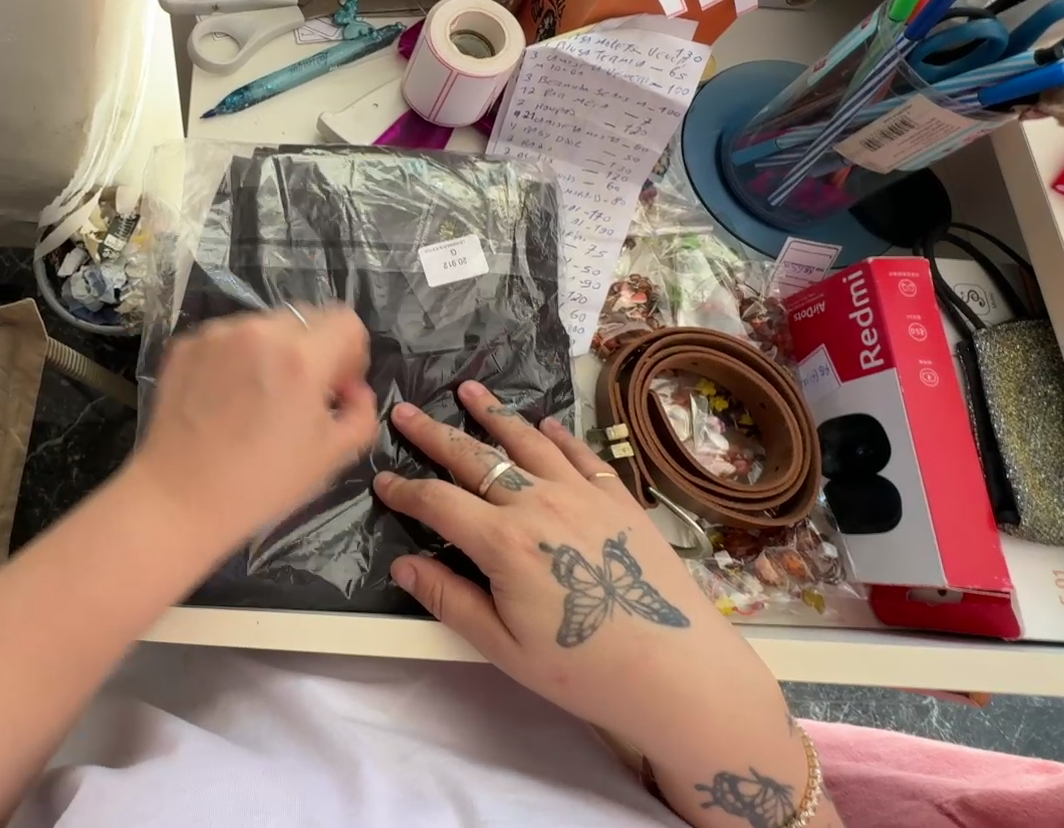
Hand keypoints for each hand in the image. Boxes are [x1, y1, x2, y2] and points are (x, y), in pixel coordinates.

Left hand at [131, 306, 378, 545]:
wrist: (178, 498)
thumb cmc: (261, 484)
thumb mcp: (331, 456)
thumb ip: (361, 411)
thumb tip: (352, 388)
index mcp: (302, 358)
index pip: (346, 321)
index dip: (351, 353)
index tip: (336, 385)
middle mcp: (259, 332)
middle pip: (306, 319)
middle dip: (313, 350)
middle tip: (300, 394)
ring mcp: (217, 334)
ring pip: (264, 326)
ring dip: (272, 351)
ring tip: (257, 396)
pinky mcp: (185, 344)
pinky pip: (227, 338)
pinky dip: (236, 357)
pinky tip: (225, 397)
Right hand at [373, 381, 783, 749]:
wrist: (682, 674)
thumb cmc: (585, 670)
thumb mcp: (504, 647)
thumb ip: (449, 599)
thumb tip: (402, 565)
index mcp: (503, 542)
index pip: (437, 502)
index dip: (404, 490)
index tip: (381, 479)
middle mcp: (537, 503)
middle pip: (473, 457)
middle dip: (432, 434)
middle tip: (405, 411)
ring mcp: (581, 494)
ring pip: (526, 441)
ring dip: (492, 413)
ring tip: (467, 390)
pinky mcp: (618, 498)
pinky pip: (580, 454)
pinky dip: (557, 434)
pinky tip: (543, 424)